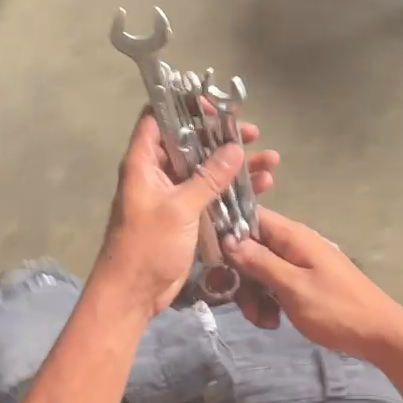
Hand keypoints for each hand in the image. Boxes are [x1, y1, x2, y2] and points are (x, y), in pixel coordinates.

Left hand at [93, 107, 280, 318]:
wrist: (133, 295)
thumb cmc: (146, 247)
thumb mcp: (179, 210)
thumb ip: (208, 179)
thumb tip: (234, 149)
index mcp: (144, 162)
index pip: (159, 118)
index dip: (183, 106)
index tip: (215, 106)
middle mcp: (158, 173)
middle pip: (191, 142)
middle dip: (221, 136)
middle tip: (252, 134)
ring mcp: (174, 194)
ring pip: (207, 169)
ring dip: (236, 165)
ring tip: (269, 159)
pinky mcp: (187, 215)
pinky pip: (213, 194)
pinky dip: (234, 189)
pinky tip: (262, 186)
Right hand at [223, 209, 402, 358]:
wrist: (380, 334)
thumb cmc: (337, 308)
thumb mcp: (293, 287)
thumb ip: (260, 262)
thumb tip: (228, 239)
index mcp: (292, 236)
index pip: (250, 217)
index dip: (229, 234)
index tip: (215, 260)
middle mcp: (294, 243)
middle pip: (252, 249)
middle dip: (242, 277)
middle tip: (246, 307)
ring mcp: (300, 263)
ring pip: (261, 270)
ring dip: (255, 296)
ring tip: (264, 321)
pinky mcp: (304, 281)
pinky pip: (275, 285)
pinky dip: (269, 303)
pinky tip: (274, 322)